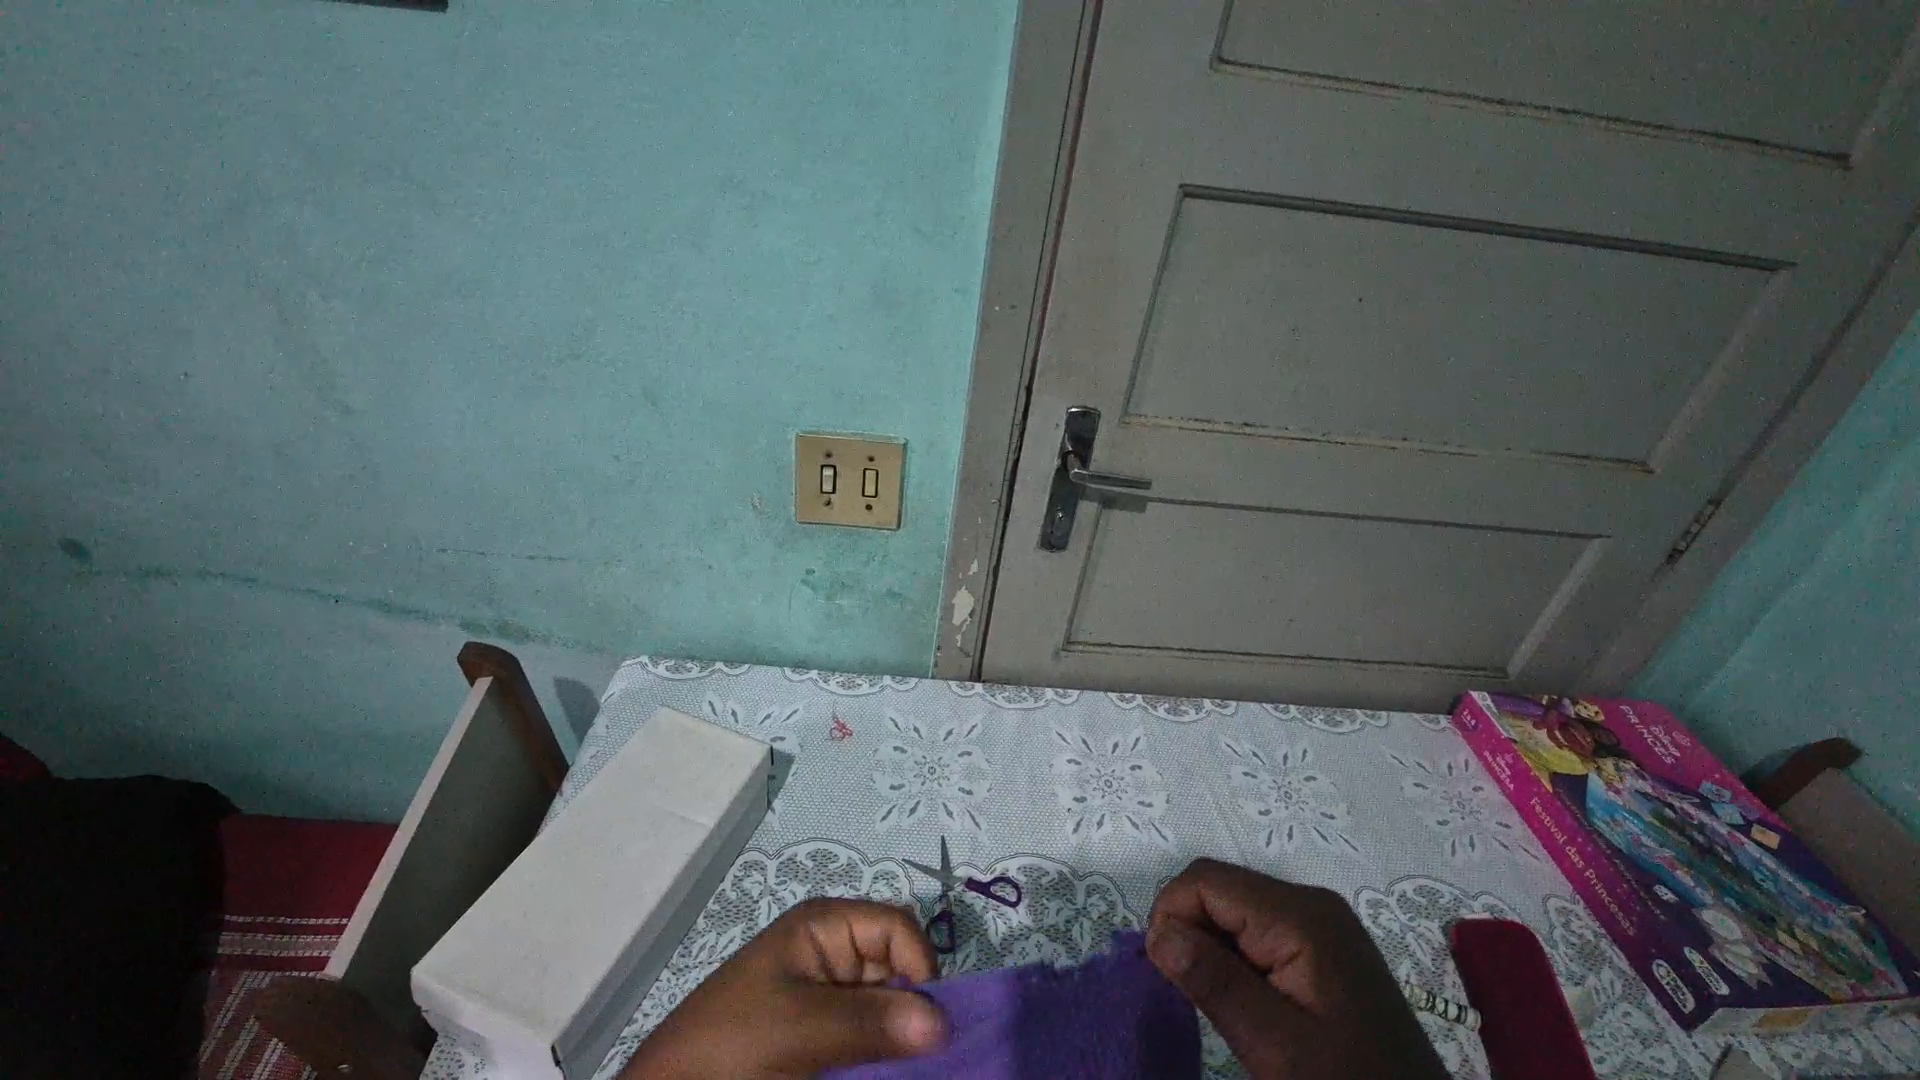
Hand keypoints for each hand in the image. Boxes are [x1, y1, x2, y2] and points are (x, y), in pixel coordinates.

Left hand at [621, 898, 947, 1079]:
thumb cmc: (731, 1044)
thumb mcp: (799, 1029)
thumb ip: (871, 1022)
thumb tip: (944, 1022)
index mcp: (826, 927)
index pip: (898, 929)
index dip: (920, 969)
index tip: (927, 1028)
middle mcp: (834, 953)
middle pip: (899, 969)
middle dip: (913, 1010)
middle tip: (922, 1059)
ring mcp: (828, 996)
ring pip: (889, 1009)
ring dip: (899, 1041)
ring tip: (901, 1069)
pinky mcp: (823, 1036)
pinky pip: (870, 1040)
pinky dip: (881, 1059)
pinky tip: (881, 1075)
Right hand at [1147, 859, 1446, 1079]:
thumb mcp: (1277, 1046)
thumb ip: (1215, 983)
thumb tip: (1157, 934)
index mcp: (1300, 915)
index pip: (1206, 880)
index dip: (1171, 915)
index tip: (1163, 971)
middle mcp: (1309, 902)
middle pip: (1219, 888)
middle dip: (1188, 929)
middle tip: (1188, 993)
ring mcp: (1319, 922)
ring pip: (1233, 908)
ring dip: (1209, 946)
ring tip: (1218, 1002)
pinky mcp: (1321, 945)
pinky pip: (1256, 928)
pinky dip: (1233, 956)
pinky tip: (1243, 999)